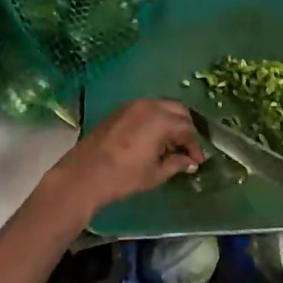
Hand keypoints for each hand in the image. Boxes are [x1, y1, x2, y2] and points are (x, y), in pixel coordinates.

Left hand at [37, 99, 203, 223]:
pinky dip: (156, 119)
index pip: (187, 129)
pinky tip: (153, 138)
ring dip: (171, 122)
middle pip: (178, 111)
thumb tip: (189, 161)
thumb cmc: (123, 177)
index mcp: (161, 120)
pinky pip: (146, 109)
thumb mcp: (154, 174)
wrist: (84, 175)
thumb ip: (176, 163)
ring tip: (171, 144)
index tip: (198, 160)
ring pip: (162, 107)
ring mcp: (132, 105)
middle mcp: (149, 106)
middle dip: (186, 129)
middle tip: (187, 148)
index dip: (195, 145)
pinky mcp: (120, 110)